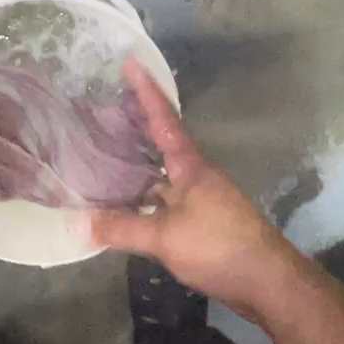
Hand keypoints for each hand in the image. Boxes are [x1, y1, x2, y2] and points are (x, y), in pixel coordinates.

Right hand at [86, 56, 311, 322]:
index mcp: (190, 167)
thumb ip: (121, 228)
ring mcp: (202, 199)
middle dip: (137, 123)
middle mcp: (196, 176)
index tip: (132, 62)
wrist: (269, 281)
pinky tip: (127, 207)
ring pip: (163, 174)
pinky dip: (145, 197)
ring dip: (138, 165)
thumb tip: (74, 223)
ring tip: (106, 156)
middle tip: (107, 107)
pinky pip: (166, 199)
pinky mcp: (203, 222)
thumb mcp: (165, 237)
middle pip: (162, 142)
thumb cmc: (219, 246)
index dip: (146, 91)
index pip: (163, 119)